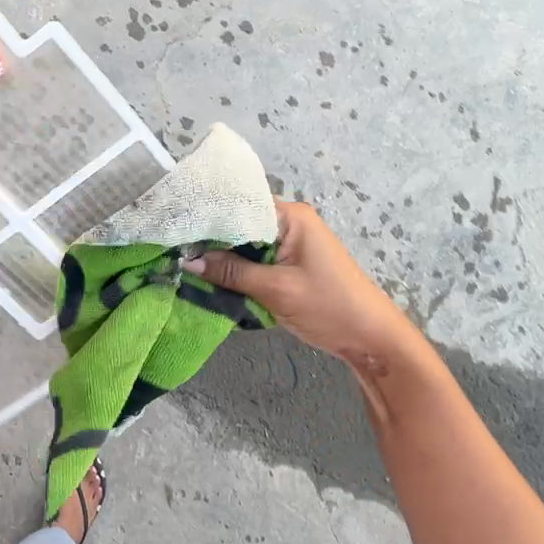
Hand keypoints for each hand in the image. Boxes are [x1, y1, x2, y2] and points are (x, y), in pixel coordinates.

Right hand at [186, 200, 415, 365]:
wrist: (372, 340)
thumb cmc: (331, 306)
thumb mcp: (277, 289)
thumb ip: (231, 273)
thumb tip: (188, 261)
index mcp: (290, 216)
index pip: (239, 203)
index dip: (206, 214)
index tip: (173, 226)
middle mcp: (287, 222)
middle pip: (238, 223)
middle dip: (209, 238)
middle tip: (171, 248)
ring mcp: (288, 244)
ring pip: (242, 245)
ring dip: (220, 258)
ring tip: (182, 263)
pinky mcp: (286, 265)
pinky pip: (252, 261)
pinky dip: (234, 270)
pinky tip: (208, 278)